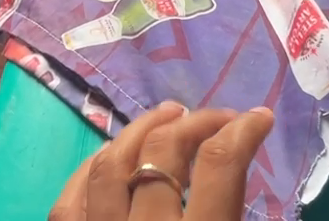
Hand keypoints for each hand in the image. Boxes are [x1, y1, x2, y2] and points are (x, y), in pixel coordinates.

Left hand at [51, 101, 275, 220]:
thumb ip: (232, 212)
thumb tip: (238, 168)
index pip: (220, 166)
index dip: (243, 131)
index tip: (259, 117)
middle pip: (162, 152)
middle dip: (193, 123)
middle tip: (216, 118)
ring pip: (110, 164)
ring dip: (141, 132)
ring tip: (168, 118)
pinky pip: (69, 200)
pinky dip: (93, 170)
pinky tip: (114, 157)